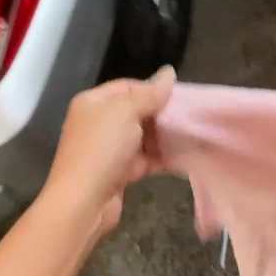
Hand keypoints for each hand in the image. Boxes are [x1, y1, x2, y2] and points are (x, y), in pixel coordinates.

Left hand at [40, 66, 173, 235]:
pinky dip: (162, 157)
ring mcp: (108, 149)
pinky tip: (184, 155)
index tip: (178, 97)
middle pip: (136, 111)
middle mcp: (98, 123)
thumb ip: (150, 93)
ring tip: (192, 135)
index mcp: (93, 102)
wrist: (82, 203)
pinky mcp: (119, 173)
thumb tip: (169, 71)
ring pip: (142, 136)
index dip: (152, 89)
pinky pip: (145, 159)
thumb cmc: (101, 148)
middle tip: (189, 116)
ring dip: (164, 136)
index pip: (127, 86)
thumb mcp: (126, 112)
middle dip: (161, 114)